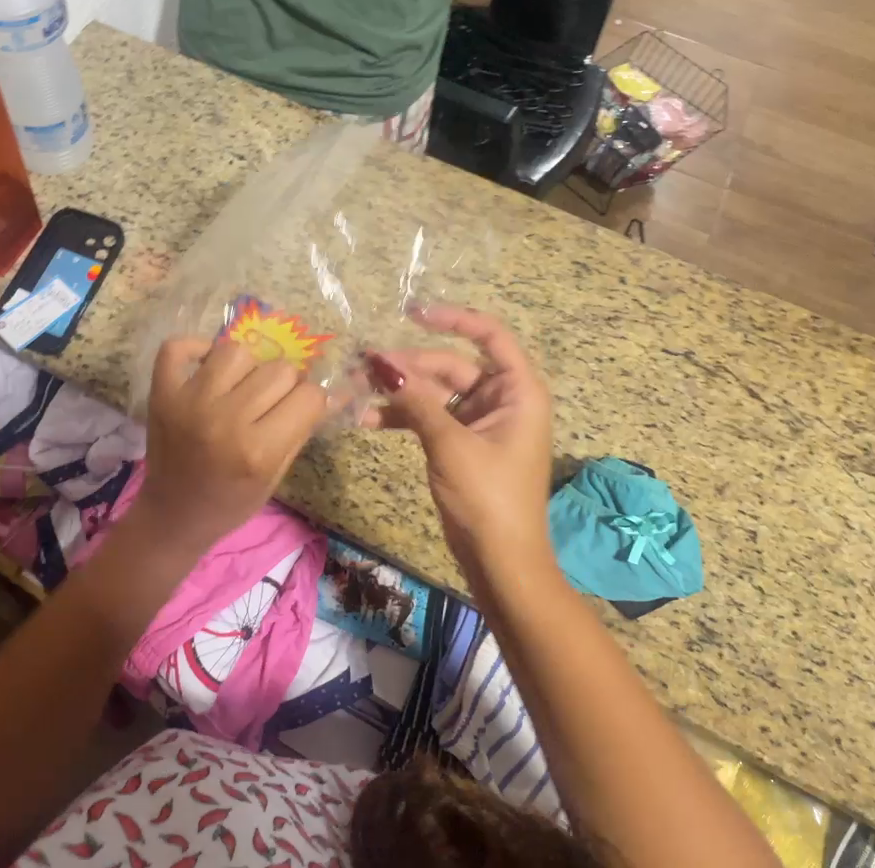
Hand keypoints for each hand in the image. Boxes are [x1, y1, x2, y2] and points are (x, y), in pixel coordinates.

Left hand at [136, 337, 329, 554]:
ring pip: (237, 350)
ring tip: (238, 388)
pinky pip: (178, 347)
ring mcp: (189, 402)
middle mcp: (225, 420)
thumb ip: (300, 429)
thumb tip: (328, 391)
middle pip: (279, 369)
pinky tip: (207, 368)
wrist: (174, 515)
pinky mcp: (161, 393)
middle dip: (283, 385)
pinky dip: (195, 349)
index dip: (310, 401)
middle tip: (268, 403)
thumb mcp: (275, 476)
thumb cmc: (231, 502)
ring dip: (246, 367)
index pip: (309, 396)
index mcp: (258, 450)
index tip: (299, 410)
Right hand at [361, 305, 555, 579]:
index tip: (411, 314)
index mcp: (518, 391)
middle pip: (451, 365)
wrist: (500, 560)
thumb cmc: (488, 497)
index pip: (489, 336)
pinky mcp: (460, 443)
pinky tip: (367, 420)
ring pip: (434, 392)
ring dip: (399, 392)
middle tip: (364, 366)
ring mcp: (479, 422)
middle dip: (409, 365)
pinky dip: (402, 417)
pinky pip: (428, 418)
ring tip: (357, 390)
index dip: (453, 318)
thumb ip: (415, 400)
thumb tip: (380, 362)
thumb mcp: (450, 444)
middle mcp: (501, 399)